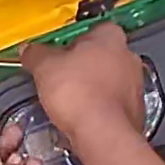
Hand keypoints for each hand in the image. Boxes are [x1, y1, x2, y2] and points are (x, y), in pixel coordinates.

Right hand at [19, 23, 144, 155]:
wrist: (102, 134)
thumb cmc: (81, 96)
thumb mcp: (44, 68)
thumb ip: (36, 55)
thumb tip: (30, 50)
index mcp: (109, 36)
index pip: (87, 30)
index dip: (68, 44)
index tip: (55, 54)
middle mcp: (128, 57)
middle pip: (99, 57)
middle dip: (80, 68)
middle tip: (59, 80)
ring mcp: (135, 86)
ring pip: (107, 83)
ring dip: (91, 91)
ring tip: (69, 103)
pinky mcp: (135, 112)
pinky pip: (112, 107)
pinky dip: (98, 111)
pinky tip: (83, 119)